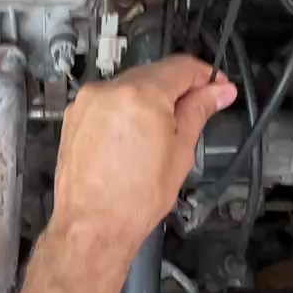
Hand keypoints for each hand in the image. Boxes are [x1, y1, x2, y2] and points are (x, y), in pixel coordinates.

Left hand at [51, 55, 235, 252]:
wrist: (93, 225)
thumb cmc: (133, 199)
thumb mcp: (180, 151)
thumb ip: (198, 112)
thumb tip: (217, 92)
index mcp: (140, 95)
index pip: (181, 67)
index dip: (206, 76)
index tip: (217, 87)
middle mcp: (108, 91)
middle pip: (153, 74)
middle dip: (178, 89)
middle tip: (199, 109)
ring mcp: (86, 104)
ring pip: (129, 87)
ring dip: (150, 99)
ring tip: (164, 132)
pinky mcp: (74, 118)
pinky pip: (108, 103)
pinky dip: (125, 111)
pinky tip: (136, 137)